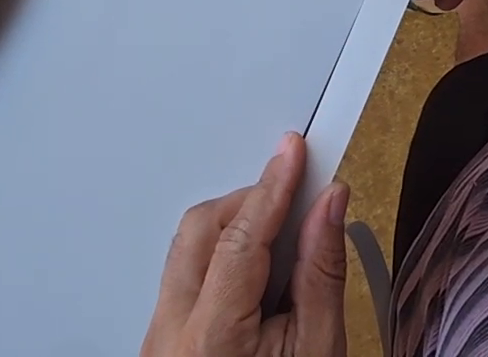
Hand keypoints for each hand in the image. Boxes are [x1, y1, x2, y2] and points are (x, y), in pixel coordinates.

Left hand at [140, 134, 347, 356]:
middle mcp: (170, 337)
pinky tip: (260, 280)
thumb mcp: (320, 351)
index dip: (274, 185)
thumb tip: (329, 203)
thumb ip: (321, 270)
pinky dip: (223, 258)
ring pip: (189, 249)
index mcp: (211, 341)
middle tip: (296, 199)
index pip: (242, 236)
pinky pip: (186, 276)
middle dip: (250, 202)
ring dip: (236, 230)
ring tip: (283, 251)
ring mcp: (158, 341)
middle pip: (200, 229)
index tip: (293, 150)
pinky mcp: (160, 343)